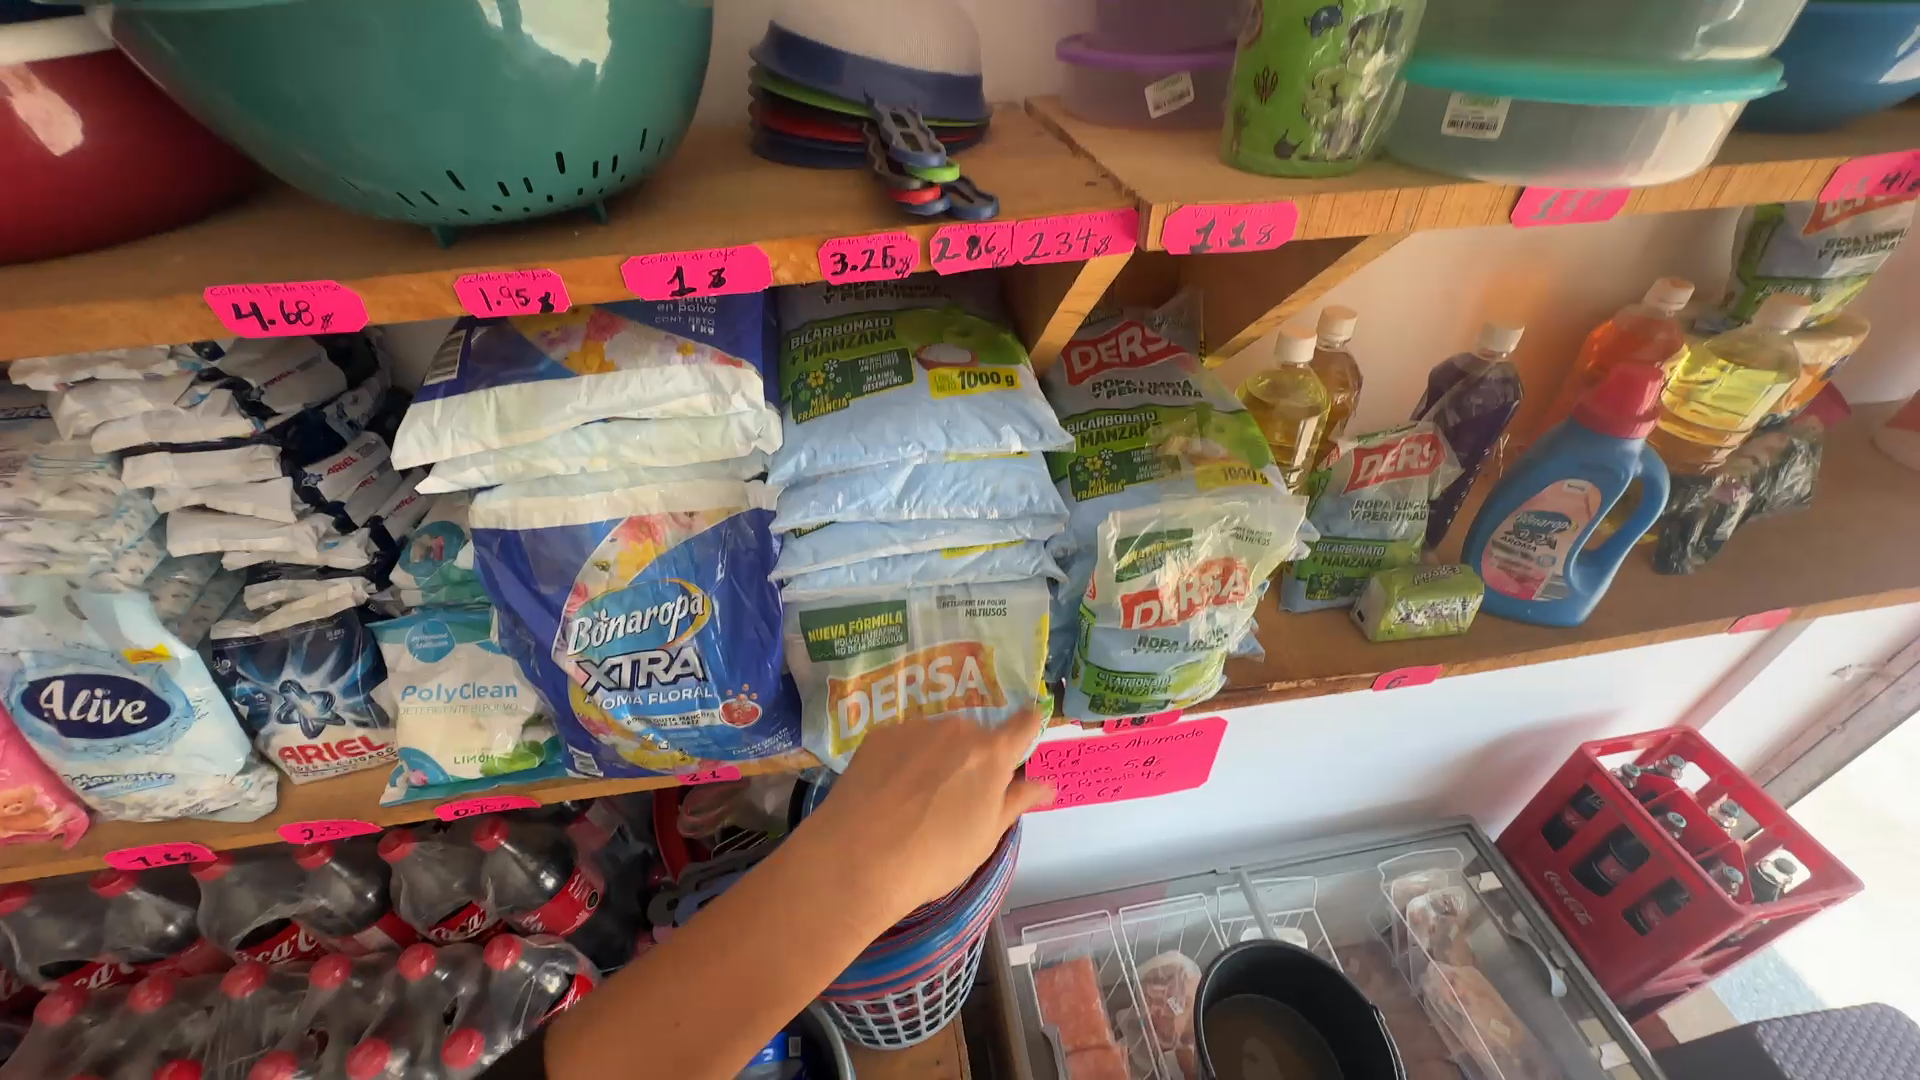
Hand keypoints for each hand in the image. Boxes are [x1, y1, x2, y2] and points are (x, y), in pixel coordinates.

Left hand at [802, 708, 1053, 917]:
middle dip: (972, 758)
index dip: (1027, 726)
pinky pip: (904, 741)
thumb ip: (1016, 802)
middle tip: (956, 797)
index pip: (1023, 723)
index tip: (1024, 733)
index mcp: (991, 754)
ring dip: (936, 756)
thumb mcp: (986, 836)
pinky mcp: (881, 734)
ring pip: (937, 737)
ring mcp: (916, 727)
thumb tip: (1047, 784)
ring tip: (915, 799)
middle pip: (975, 735)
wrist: (860, 857)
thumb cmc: (935, 856)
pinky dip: (903, 760)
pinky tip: (888, 793)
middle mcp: (957, 729)